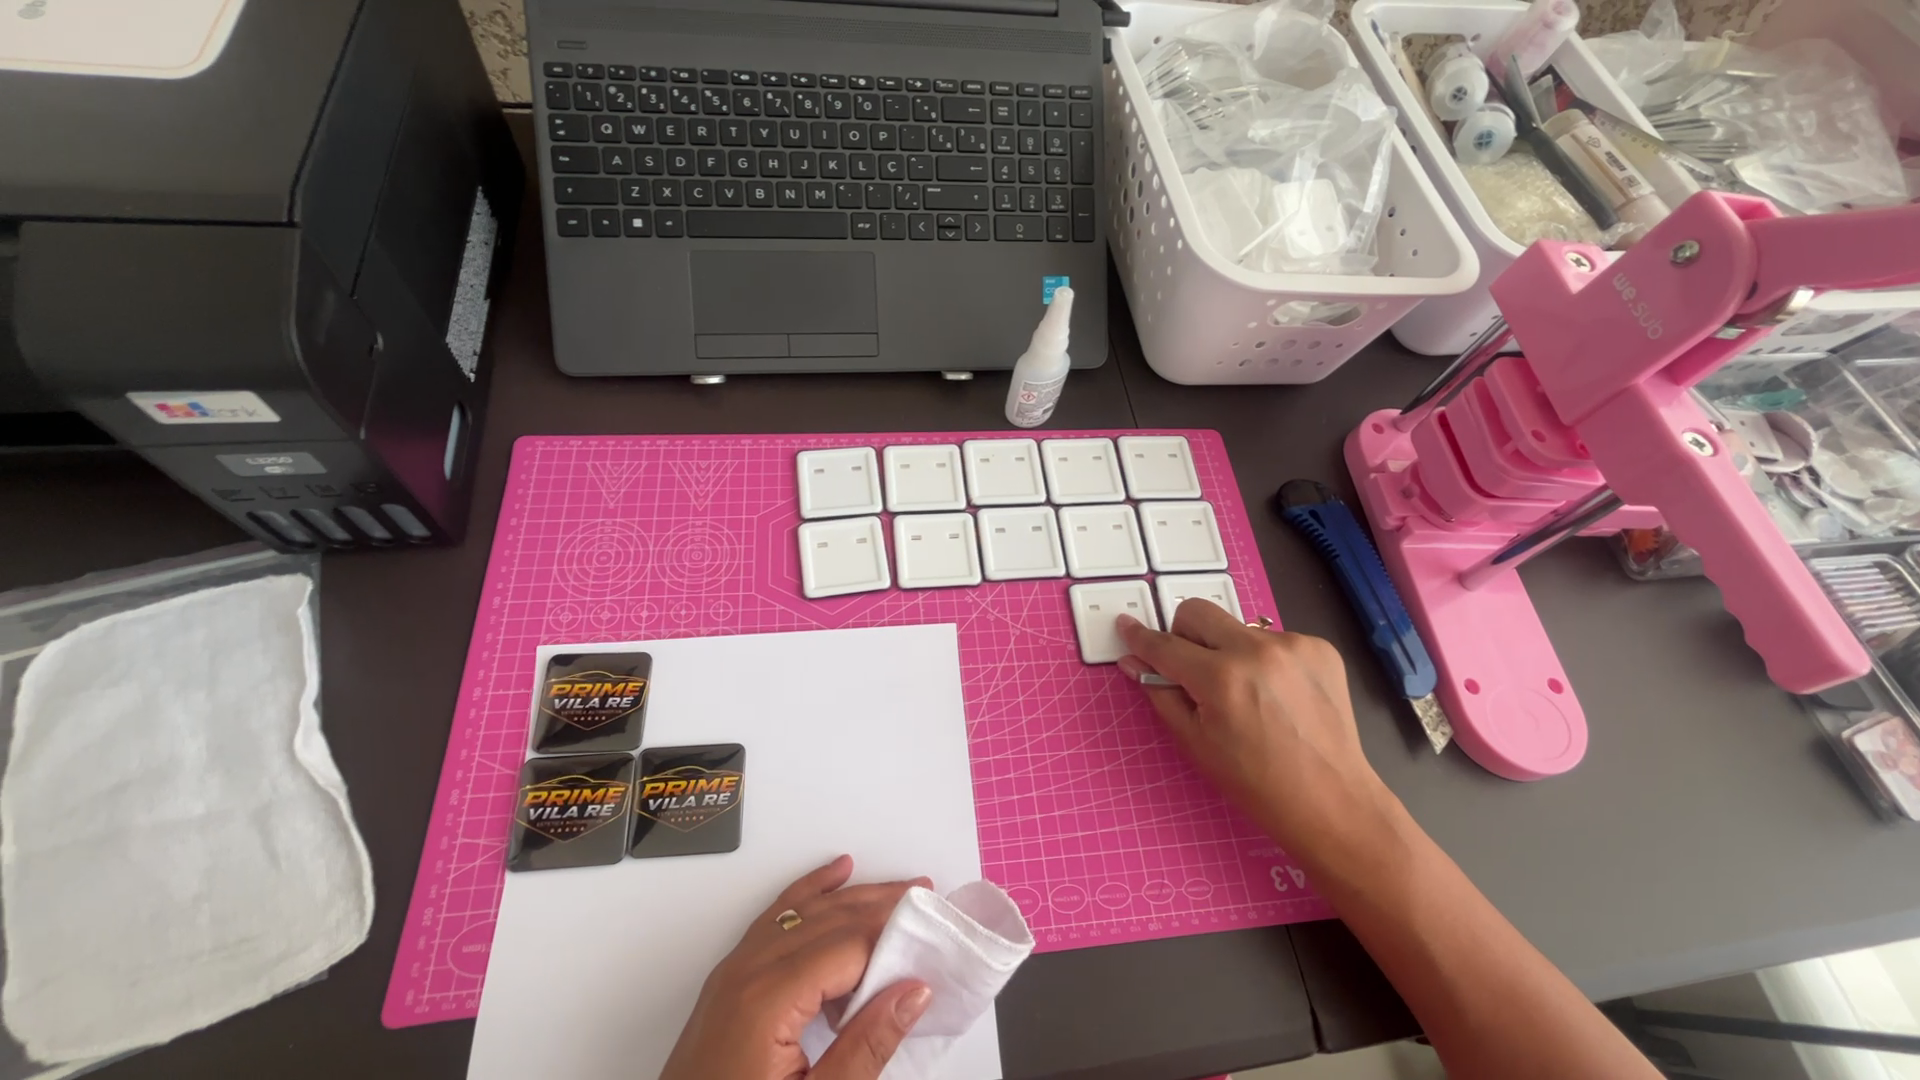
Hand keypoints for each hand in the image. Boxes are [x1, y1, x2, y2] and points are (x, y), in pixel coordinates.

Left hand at [660, 856, 932, 1079]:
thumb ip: (865, 1047)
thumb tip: (912, 993)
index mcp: (766, 1000)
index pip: (846, 946)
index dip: (892, 939)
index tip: (929, 939)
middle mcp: (746, 972)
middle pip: (828, 918)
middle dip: (881, 905)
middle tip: (925, 899)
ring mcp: (734, 971)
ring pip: (805, 910)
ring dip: (854, 896)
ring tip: (896, 890)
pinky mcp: (730, 979)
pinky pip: (776, 918)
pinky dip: (809, 891)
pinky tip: (834, 874)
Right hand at [1116, 600, 1383, 846]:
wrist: (1329, 800)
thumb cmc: (1254, 781)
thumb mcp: (1194, 742)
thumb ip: (1161, 694)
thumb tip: (1134, 662)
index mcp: (1220, 678)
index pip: (1165, 645)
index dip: (1140, 637)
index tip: (1127, 626)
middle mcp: (1256, 650)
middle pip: (1198, 611)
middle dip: (1184, 633)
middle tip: (1193, 668)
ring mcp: (1293, 645)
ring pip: (1237, 627)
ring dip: (1229, 650)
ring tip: (1247, 692)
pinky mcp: (1320, 648)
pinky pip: (1274, 639)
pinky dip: (1265, 659)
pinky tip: (1278, 694)